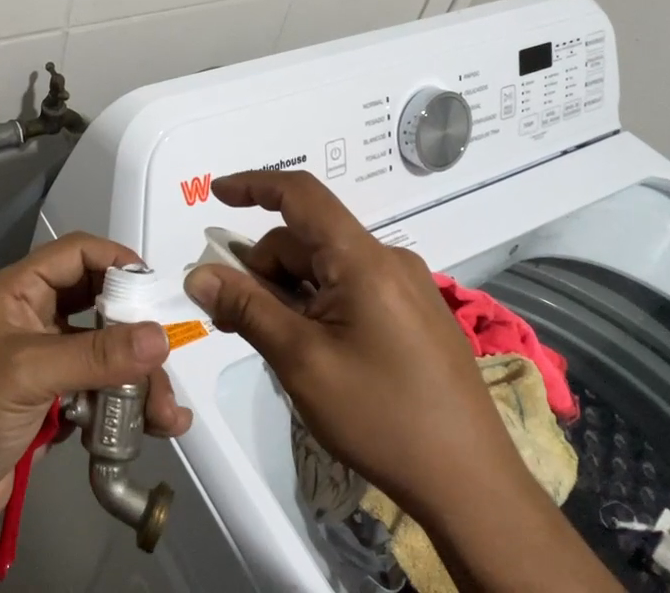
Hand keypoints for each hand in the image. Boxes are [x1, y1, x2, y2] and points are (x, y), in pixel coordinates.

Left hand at [0, 232, 191, 589]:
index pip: (76, 254)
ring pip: (106, 352)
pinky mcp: (55, 400)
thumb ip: (96, 354)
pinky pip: (100, 390)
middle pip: (100, 304)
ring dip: (138, 379)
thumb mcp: (29, 374)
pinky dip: (125, 405)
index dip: (117, 262)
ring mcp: (45, 360)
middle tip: (166, 365)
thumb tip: (161, 337)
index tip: (157, 293)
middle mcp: (34, 317)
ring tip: (166, 417)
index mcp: (18, 292)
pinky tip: (150, 428)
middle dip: (137, 333)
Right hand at [184, 170, 616, 592]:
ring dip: (287, 294)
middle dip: (261, 270)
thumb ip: (247, 308)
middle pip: (306, 242)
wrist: (470, 484)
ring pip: (324, 270)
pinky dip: (315, 307)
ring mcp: (406, 290)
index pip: (302, 196)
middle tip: (230, 320)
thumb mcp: (301, 361)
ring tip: (272, 346)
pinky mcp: (414, 317)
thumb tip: (198, 273)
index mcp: (364, 261)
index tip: (215, 195)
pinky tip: (308, 350)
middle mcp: (389, 262)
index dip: (254, 185)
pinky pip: (349, 291)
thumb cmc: (382, 417)